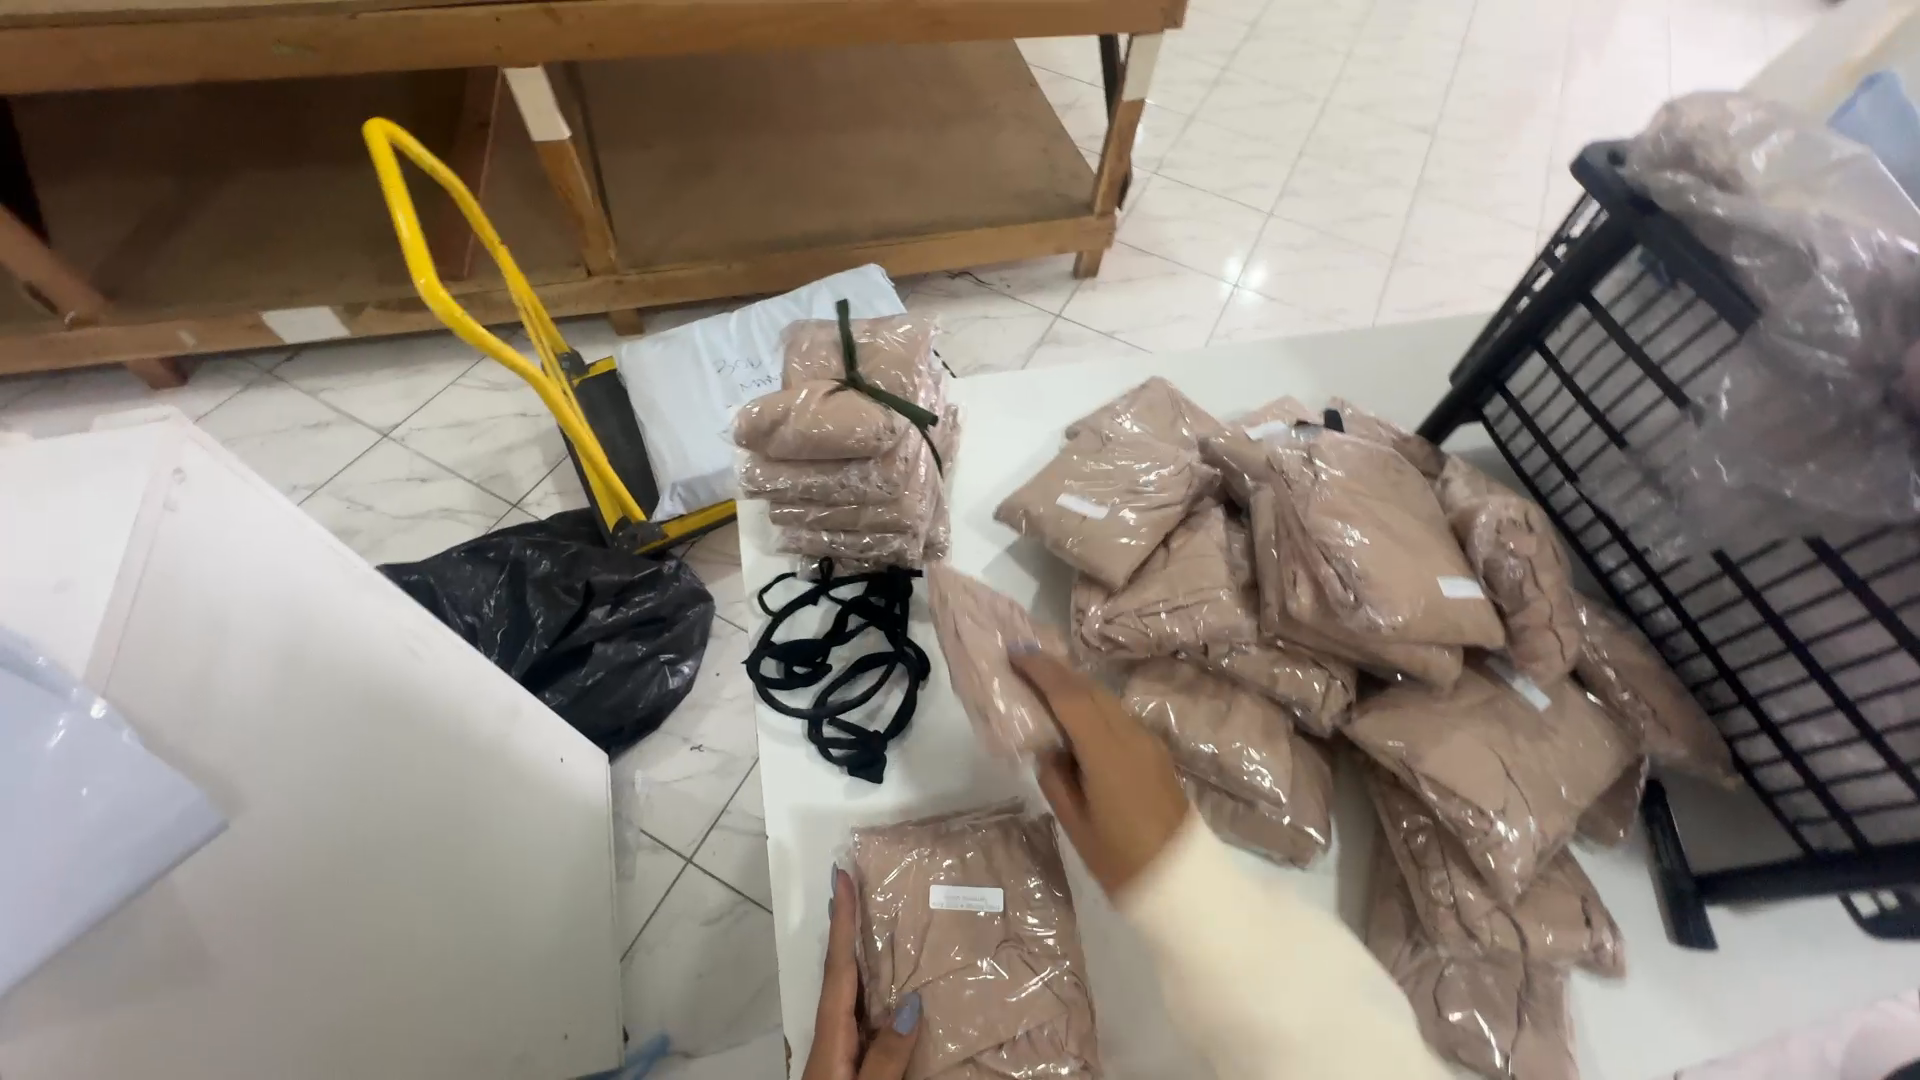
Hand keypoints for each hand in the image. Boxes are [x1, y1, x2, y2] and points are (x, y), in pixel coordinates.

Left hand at [802, 867, 922, 1079]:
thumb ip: (886, 1056)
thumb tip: (912, 1002)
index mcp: (831, 1034)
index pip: (839, 965)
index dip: (842, 918)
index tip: (841, 874)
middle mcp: (832, 1032)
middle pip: (841, 968)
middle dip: (847, 924)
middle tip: (856, 881)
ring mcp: (840, 1046)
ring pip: (851, 988)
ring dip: (859, 951)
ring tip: (874, 916)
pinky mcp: (850, 1061)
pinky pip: (862, 1011)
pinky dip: (872, 985)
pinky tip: (889, 984)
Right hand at [1010, 649, 1189, 896]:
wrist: (1182, 881)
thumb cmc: (1121, 860)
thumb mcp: (1074, 822)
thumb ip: (1055, 776)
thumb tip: (1049, 747)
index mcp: (1107, 753)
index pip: (1070, 697)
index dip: (1041, 671)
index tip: (1016, 654)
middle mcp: (1130, 735)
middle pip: (1090, 689)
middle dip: (1056, 670)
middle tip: (1024, 662)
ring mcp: (1147, 741)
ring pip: (1106, 699)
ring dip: (1075, 686)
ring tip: (1043, 684)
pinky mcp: (1154, 751)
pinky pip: (1117, 715)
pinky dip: (1092, 705)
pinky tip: (1075, 716)